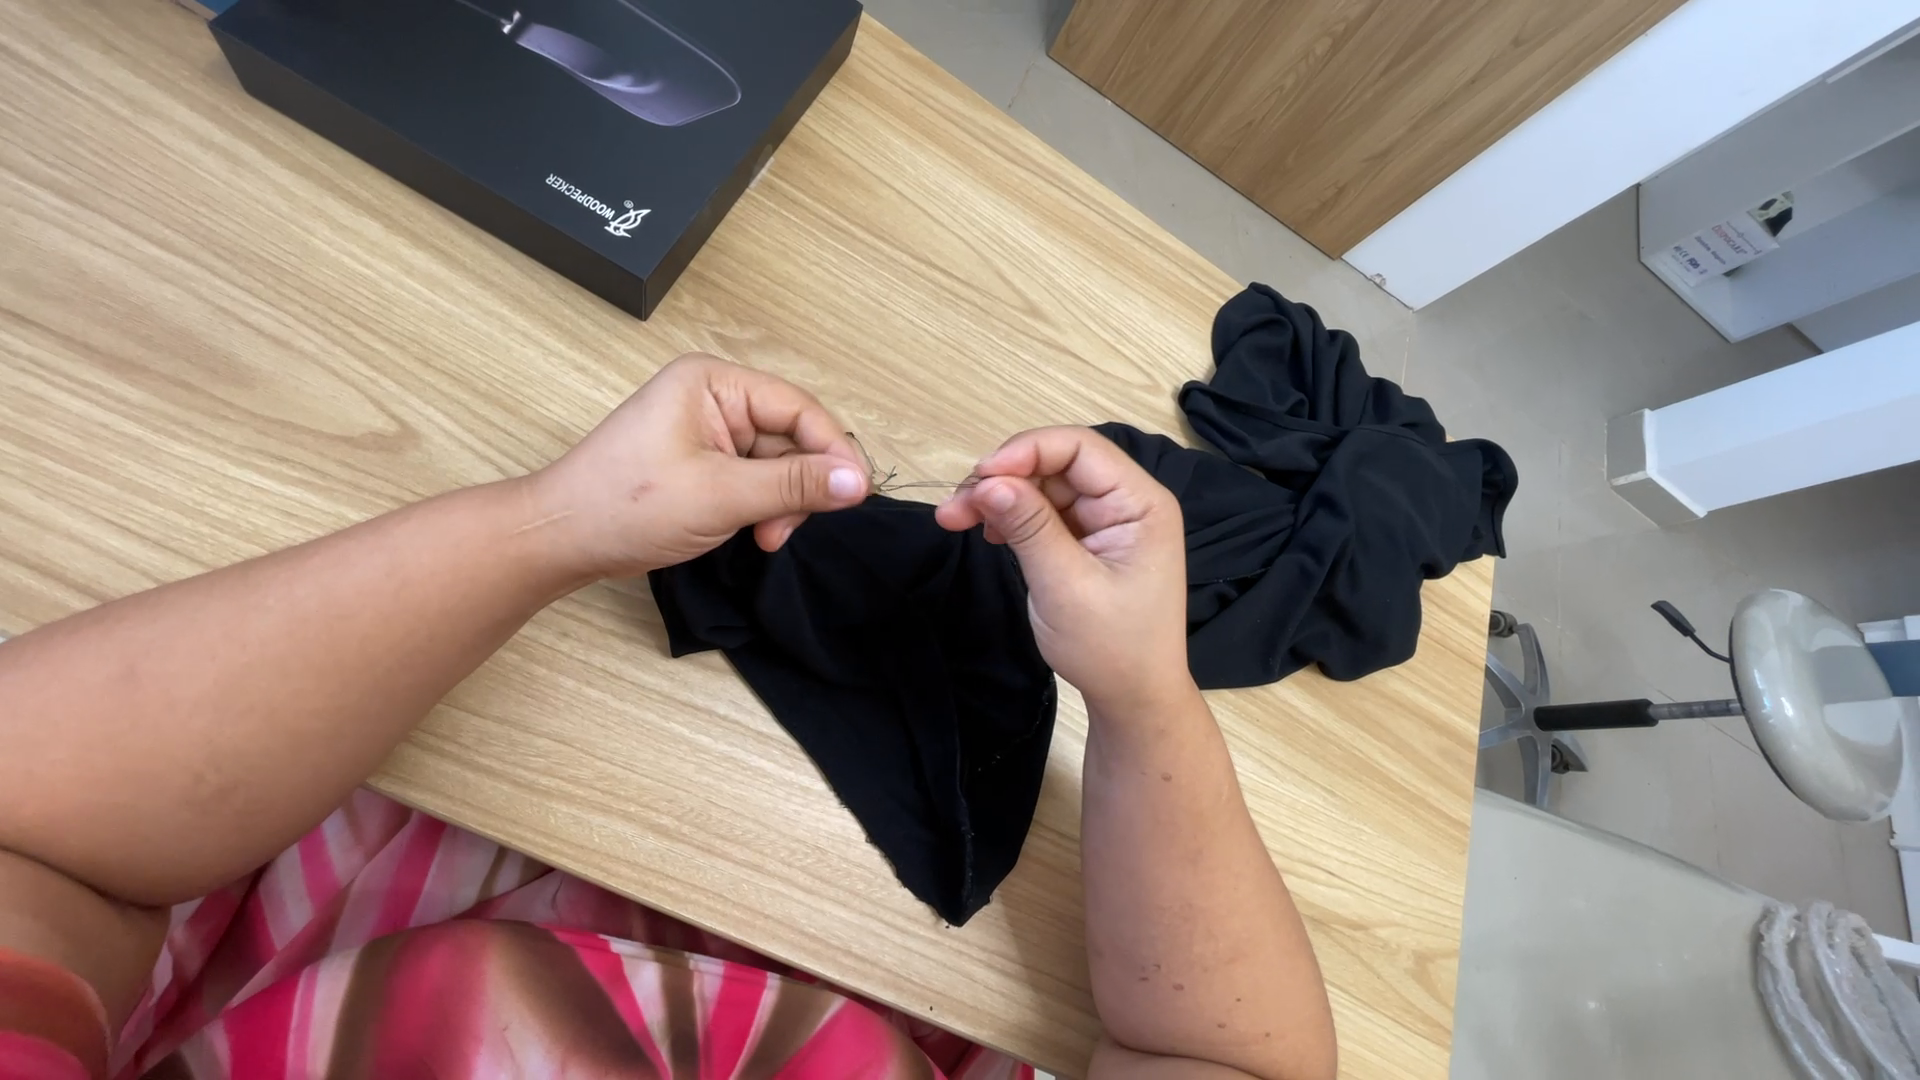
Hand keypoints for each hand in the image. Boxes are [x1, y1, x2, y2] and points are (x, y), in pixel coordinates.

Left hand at [529, 354, 869, 577]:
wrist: (563, 540)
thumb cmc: (625, 507)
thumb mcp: (721, 495)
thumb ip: (794, 485)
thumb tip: (857, 483)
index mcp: (714, 383)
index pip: (798, 409)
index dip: (833, 450)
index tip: (855, 494)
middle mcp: (717, 399)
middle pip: (794, 438)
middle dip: (800, 486)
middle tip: (788, 527)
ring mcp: (713, 432)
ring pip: (781, 464)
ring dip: (784, 504)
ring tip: (765, 536)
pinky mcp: (710, 462)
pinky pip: (761, 480)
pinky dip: (767, 509)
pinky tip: (754, 532)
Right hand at [935, 427, 1192, 711]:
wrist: (1132, 698)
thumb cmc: (1110, 647)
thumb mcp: (1065, 586)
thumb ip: (1029, 527)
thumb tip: (986, 481)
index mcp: (1140, 503)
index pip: (1081, 448)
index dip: (1026, 451)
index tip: (980, 477)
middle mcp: (1125, 502)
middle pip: (1056, 465)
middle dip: (1003, 478)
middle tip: (953, 508)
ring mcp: (1104, 521)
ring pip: (1043, 488)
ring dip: (999, 498)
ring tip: (955, 520)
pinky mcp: (1085, 540)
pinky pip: (1043, 513)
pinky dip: (1011, 518)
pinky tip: (987, 533)